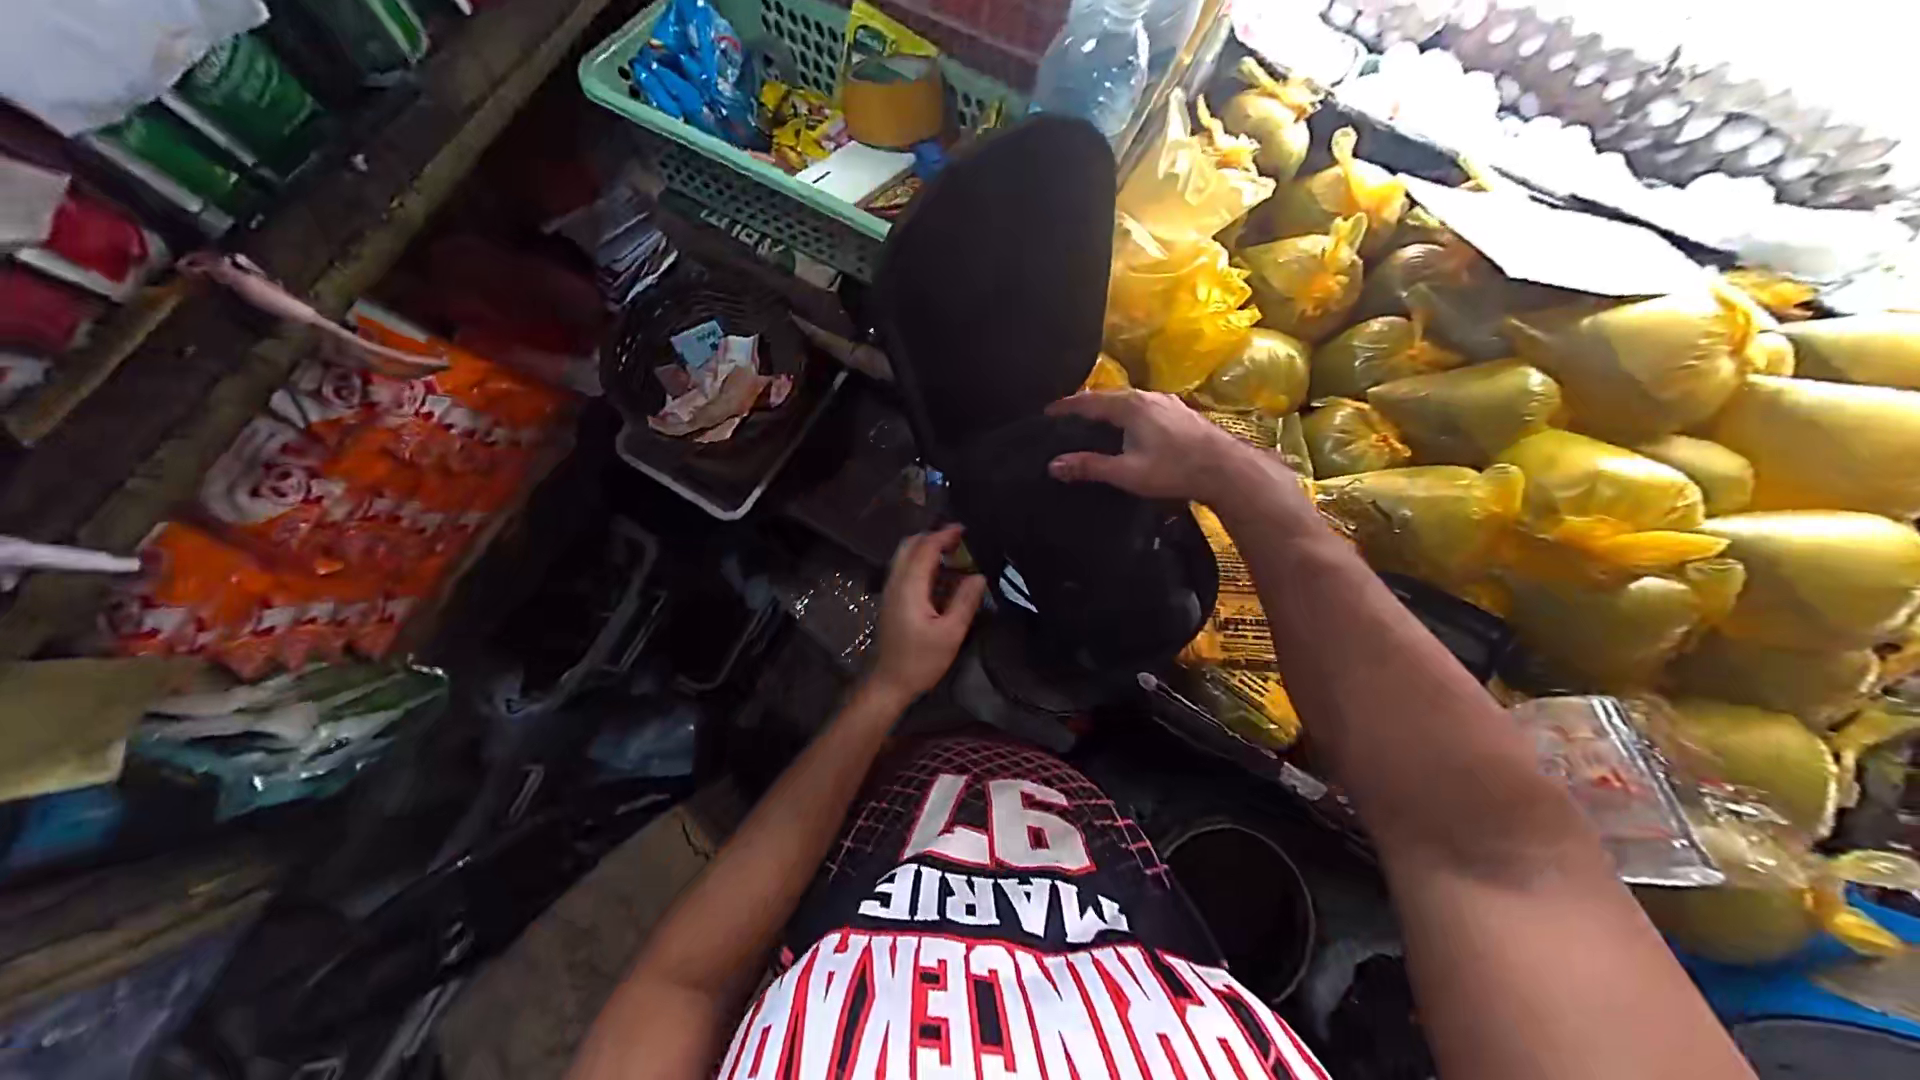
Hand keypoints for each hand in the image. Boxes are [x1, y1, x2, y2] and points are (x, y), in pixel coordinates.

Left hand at [867, 525, 985, 702]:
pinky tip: (942, 577)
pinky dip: (922, 564)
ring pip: (905, 557)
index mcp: (909, 588)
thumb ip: (965, 602)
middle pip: (909, 546)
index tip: (965, 529)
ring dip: (927, 550)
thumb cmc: (921, 661)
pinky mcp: (892, 601)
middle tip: (959, 540)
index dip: (944, 535)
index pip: (925, 549)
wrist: (890, 683)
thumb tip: (979, 576)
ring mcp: (891, 592)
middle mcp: (895, 583)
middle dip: (934, 537)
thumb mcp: (951, 634)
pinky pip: (905, 570)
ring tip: (954, 555)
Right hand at [1044, 390, 1252, 502]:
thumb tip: (1054, 464)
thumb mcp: (1126, 472)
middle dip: (1087, 406)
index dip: (1066, 407)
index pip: (1089, 401)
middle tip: (1068, 418)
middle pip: (1109, 397)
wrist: (1226, 469)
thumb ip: (1089, 466)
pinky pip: (1145, 408)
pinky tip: (1130, 429)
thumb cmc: (1174, 469)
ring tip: (1095, 423)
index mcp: (1130, 406)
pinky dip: (1128, 414)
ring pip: (1129, 401)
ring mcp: (1168, 403)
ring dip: (1110, 409)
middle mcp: (1148, 397)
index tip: (1048, 412)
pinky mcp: (1181, 413)